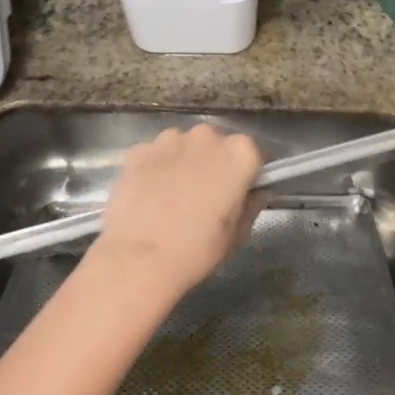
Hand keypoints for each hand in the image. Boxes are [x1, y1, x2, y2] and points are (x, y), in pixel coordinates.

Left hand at [90, 124, 264, 301]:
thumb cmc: (197, 249)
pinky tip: (148, 197)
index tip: (236, 194)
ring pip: (182, 146)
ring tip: (172, 197)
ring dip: (182, 163)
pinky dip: (155, 169)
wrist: (139, 258)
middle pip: (216, 145)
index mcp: (239, 154)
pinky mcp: (138, 150)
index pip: (251, 155)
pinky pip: (154, 156)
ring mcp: (169, 140)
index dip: (244, 175)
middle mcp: (206, 137)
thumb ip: (251, 206)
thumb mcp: (236, 234)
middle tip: (203, 196)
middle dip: (212, 164)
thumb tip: (257, 194)